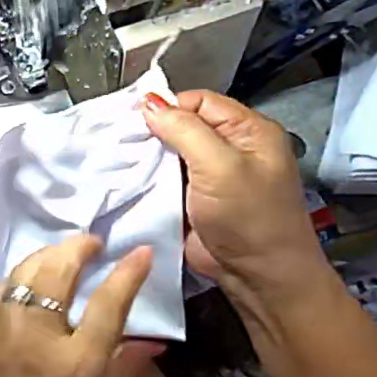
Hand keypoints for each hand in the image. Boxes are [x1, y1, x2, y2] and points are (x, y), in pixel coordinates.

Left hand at [0, 236, 162, 376]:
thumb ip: (125, 371)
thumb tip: (154, 339)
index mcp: (78, 364)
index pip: (108, 302)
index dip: (128, 271)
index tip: (139, 250)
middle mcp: (39, 336)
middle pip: (59, 271)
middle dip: (79, 247)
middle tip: (94, 243)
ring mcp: (4, 328)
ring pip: (27, 271)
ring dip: (49, 254)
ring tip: (66, 254)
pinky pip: (2, 286)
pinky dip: (21, 274)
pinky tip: (32, 277)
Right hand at [140, 89, 332, 305]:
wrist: (256, 275)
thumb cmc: (248, 217)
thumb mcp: (220, 165)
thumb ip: (184, 130)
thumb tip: (149, 103)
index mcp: (248, 131)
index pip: (200, 102)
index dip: (169, 107)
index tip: (136, 120)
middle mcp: (230, 148)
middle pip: (183, 125)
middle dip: (154, 132)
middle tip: (122, 140)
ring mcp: (209, 176)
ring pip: (170, 154)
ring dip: (148, 157)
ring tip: (120, 159)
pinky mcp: (191, 200)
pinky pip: (164, 180)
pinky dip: (147, 179)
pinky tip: (128, 179)